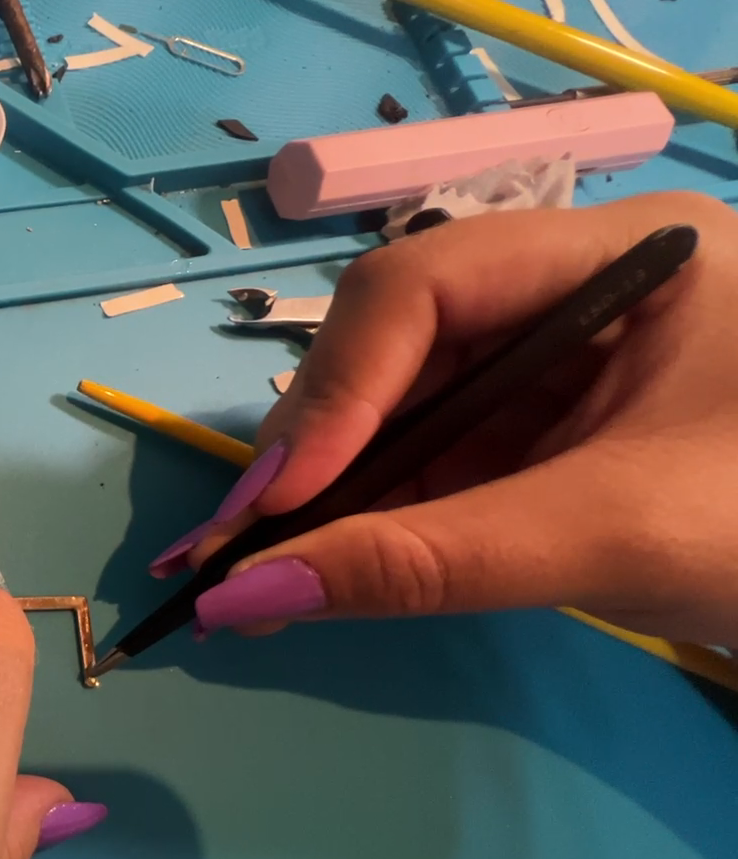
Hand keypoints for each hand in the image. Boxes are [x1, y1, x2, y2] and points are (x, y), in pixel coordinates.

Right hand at [155, 192, 737, 646]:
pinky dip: (341, 522)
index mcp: (615, 261)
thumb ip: (427, 561)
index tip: (279, 499)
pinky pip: (394, 468)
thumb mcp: (622, 536)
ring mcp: (521, 374)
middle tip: (236, 549)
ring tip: (250, 575)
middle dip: (300, 459)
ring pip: (368, 420)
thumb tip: (241, 598)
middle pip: (372, 360)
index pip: (416, 291)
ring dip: (304, 501)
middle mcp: (548, 301)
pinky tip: (300, 569)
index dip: (332, 392)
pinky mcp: (505, 438)